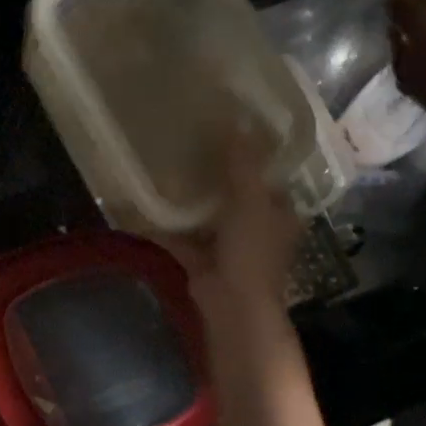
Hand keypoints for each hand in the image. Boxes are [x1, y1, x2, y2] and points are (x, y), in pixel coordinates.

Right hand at [138, 128, 302, 309]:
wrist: (232, 305)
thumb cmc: (251, 250)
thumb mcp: (251, 199)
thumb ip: (242, 163)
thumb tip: (237, 121)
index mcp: (280, 213)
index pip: (270, 180)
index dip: (253, 159)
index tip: (229, 137)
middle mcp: (258, 230)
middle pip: (237, 198)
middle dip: (216, 180)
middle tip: (191, 151)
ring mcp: (229, 249)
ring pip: (208, 219)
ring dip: (191, 204)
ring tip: (167, 173)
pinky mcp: (202, 264)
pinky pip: (183, 240)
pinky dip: (167, 229)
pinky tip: (145, 211)